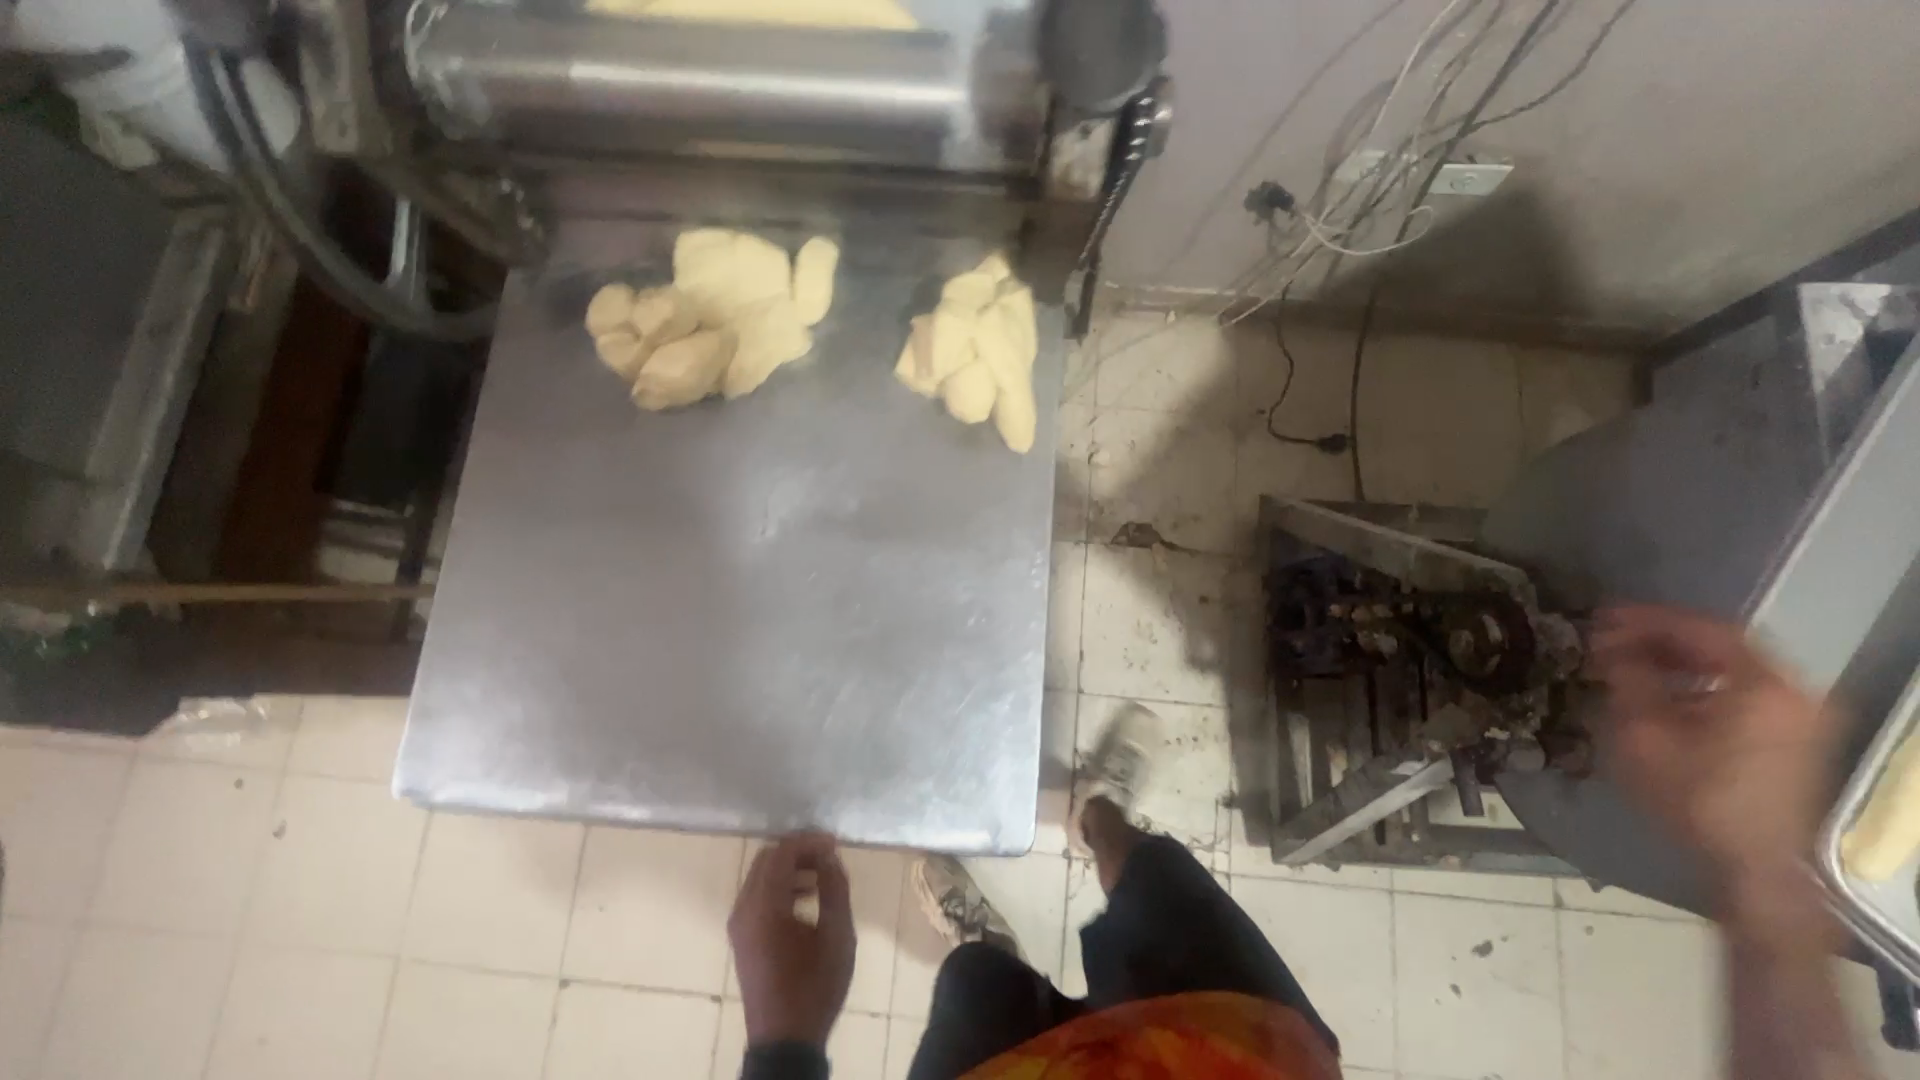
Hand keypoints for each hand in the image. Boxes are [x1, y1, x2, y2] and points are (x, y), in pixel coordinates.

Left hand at [728, 833, 855, 1047]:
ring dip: (789, 868)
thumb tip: (829, 858)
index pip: (782, 853)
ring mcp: (738, 924)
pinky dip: (780, 886)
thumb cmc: (815, 987)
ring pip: (761, 876)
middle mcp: (744, 909)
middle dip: (798, 851)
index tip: (835, 843)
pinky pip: (758, 895)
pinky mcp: (741, 936)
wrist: (785, 1040)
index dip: (809, 841)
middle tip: (829, 856)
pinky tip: (807, 898)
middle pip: (767, 860)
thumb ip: (835, 889)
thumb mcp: (838, 936)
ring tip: (822, 876)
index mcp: (765, 907)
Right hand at [1593, 605, 1837, 889]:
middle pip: (1722, 646)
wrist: (1754, 864)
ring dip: (1679, 662)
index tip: (1603, 617)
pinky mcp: (1795, 736)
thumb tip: (1608, 644)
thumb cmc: (1694, 796)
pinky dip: (1701, 684)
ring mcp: (1802, 715)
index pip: (1703, 629)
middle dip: (1660, 640)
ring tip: (1628, 665)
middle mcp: (1794, 691)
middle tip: (1610, 640)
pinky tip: (1663, 695)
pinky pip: (1744, 691)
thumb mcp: (1643, 732)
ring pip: (1733, 669)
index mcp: (1764, 684)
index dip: (1649, 619)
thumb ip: (1626, 678)